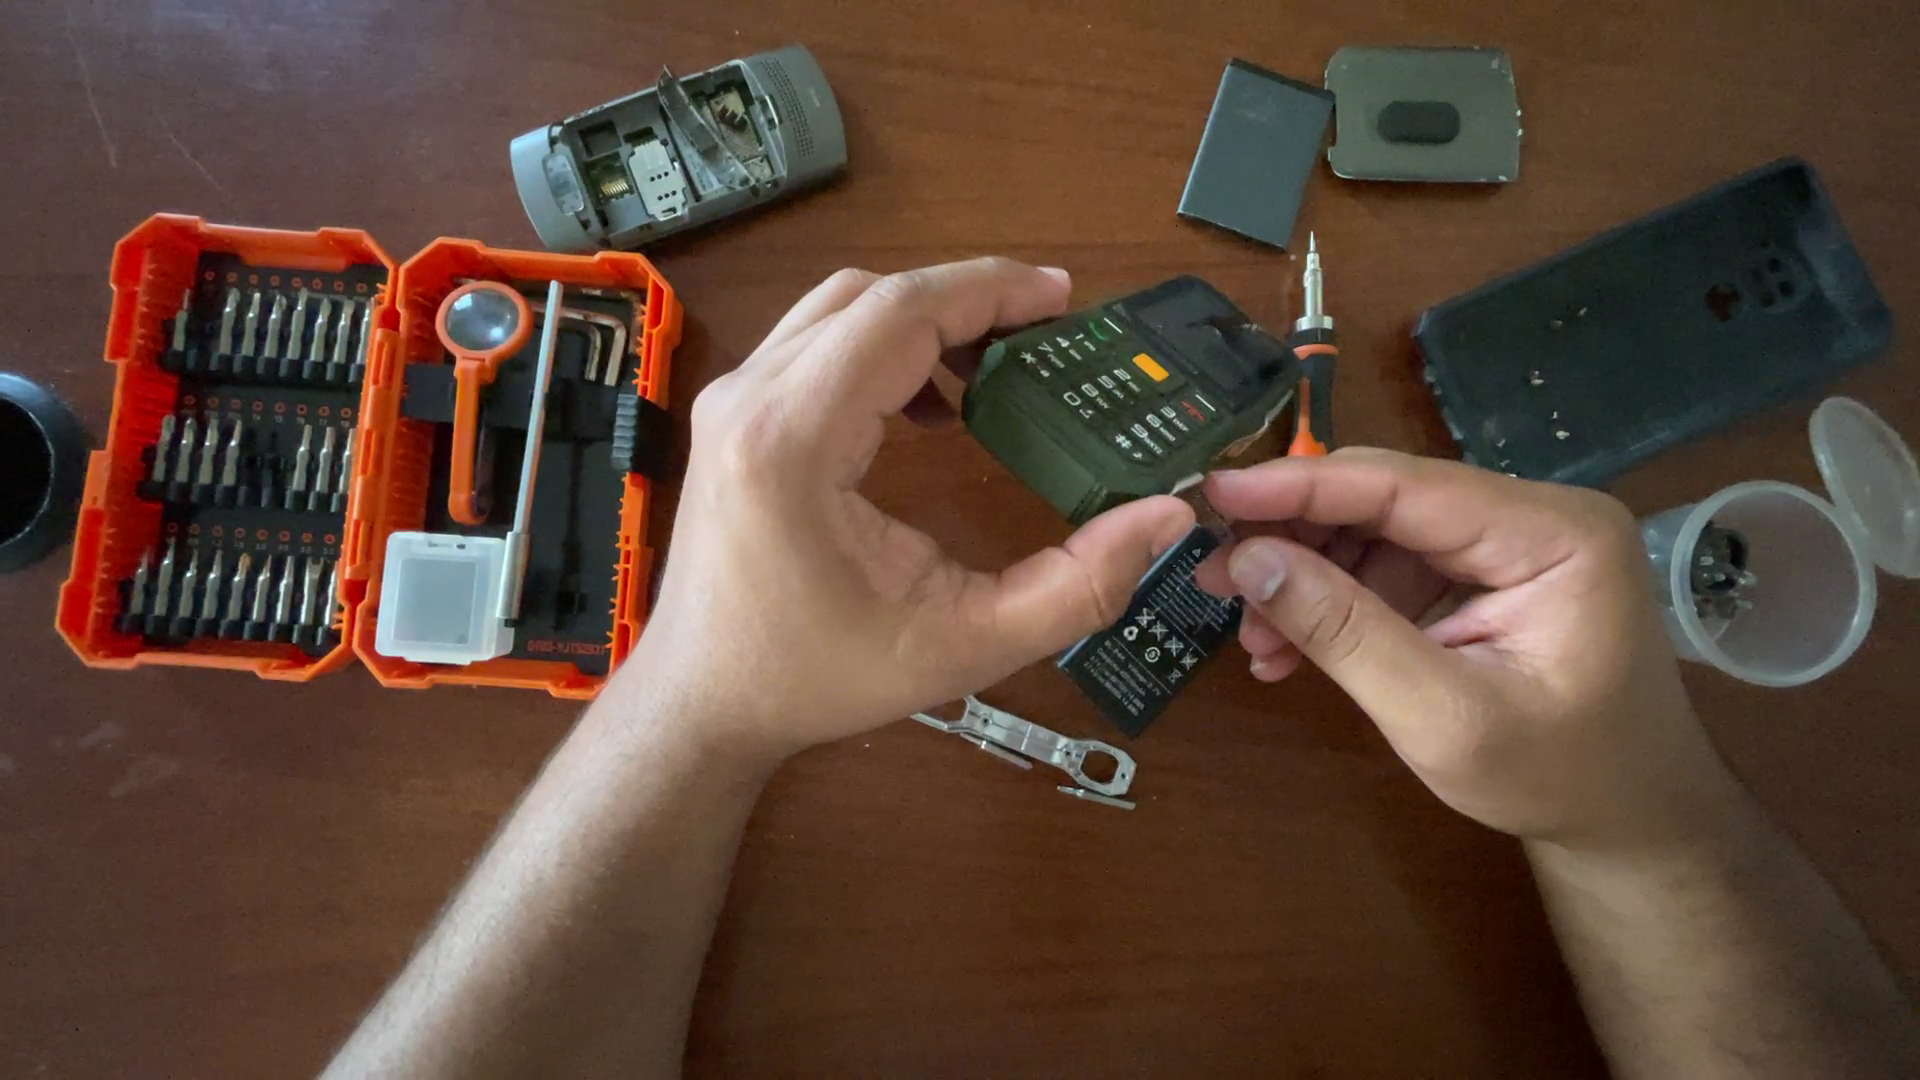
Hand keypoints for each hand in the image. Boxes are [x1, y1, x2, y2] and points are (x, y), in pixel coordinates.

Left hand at [621, 258, 1194, 762]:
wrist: (706, 699)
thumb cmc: (821, 678)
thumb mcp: (963, 646)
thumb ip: (1075, 587)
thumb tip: (1166, 514)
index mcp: (792, 442)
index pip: (898, 316)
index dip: (990, 291)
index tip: (1063, 300)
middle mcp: (750, 399)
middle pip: (869, 298)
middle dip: (967, 300)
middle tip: (1045, 332)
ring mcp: (732, 401)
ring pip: (838, 311)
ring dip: (923, 322)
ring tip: (994, 367)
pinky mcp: (734, 417)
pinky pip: (815, 346)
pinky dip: (882, 351)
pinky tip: (928, 409)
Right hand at [1195, 448, 1733, 845]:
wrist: (1624, 820)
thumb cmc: (1556, 778)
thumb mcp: (1442, 718)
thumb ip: (1343, 633)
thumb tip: (1246, 562)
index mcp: (1551, 535)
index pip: (1401, 487)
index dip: (1297, 485)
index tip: (1215, 491)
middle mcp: (1525, 517)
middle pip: (1376, 500)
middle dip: (1288, 538)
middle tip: (1212, 576)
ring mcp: (1495, 542)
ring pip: (1362, 531)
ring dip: (1298, 578)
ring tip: (1254, 637)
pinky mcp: (1467, 571)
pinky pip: (1374, 566)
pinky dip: (1323, 602)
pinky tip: (1285, 647)